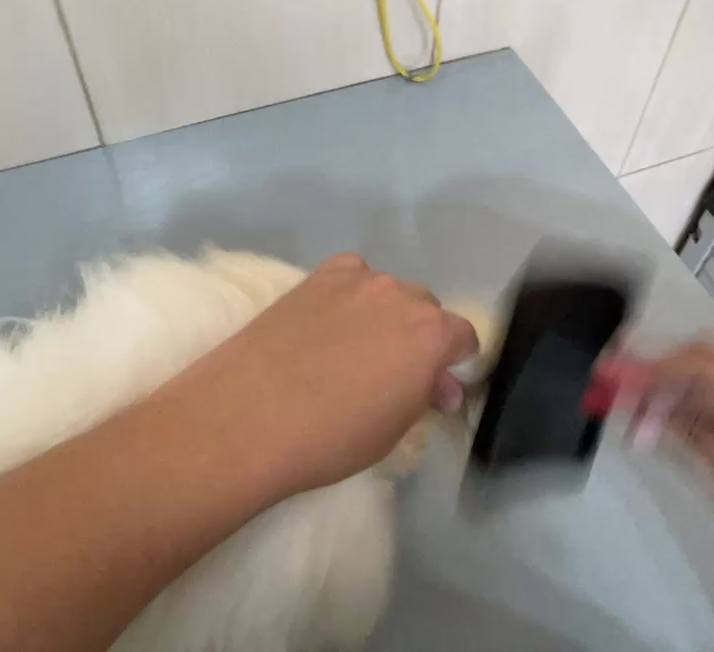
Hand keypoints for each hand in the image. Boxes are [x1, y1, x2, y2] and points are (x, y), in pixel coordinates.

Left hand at [165, 253, 479, 497]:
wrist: (248, 415)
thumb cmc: (331, 437)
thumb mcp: (394, 430)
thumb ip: (424, 396)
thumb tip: (439, 384)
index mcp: (431, 334)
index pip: (464, 336)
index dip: (454, 362)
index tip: (435, 386)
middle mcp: (401, 295)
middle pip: (426, 309)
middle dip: (419, 337)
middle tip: (392, 373)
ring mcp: (358, 279)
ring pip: (388, 292)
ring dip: (384, 315)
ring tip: (352, 348)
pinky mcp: (318, 275)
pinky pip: (352, 276)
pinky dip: (351, 295)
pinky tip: (327, 323)